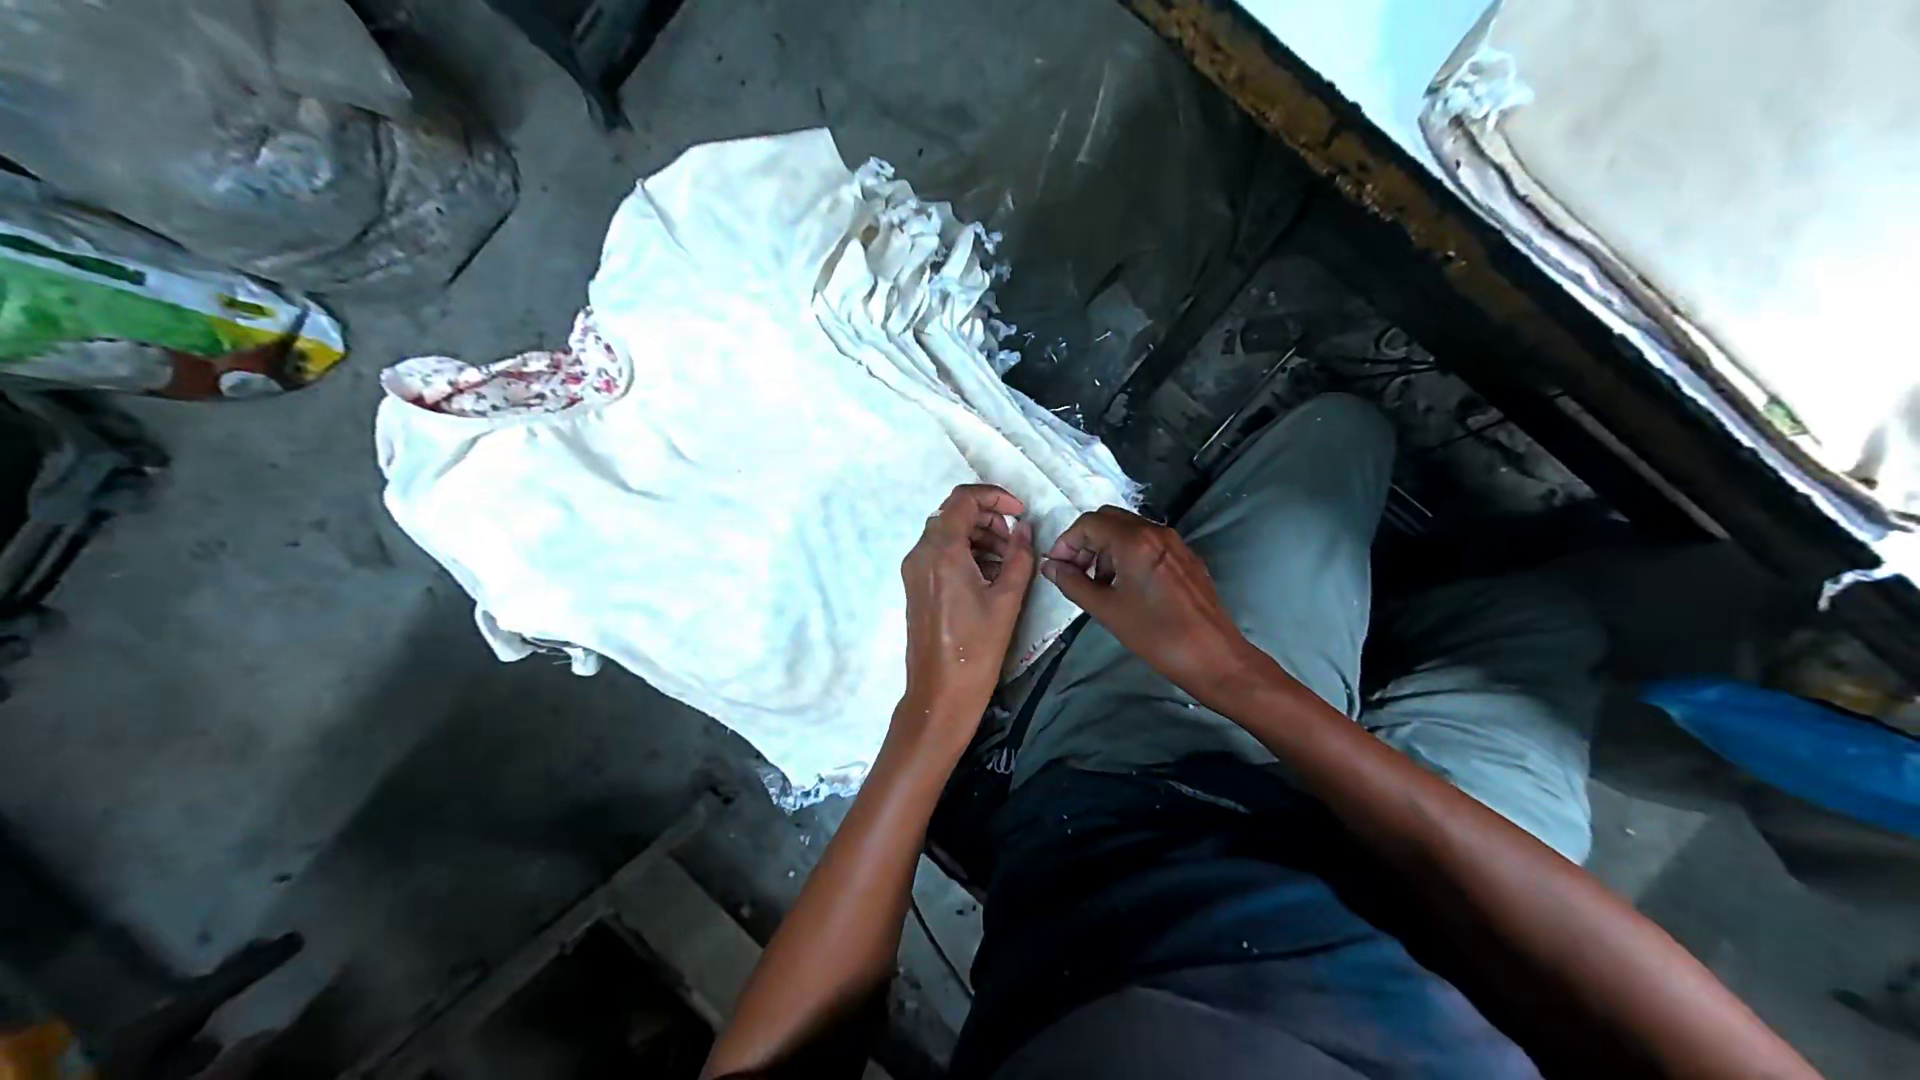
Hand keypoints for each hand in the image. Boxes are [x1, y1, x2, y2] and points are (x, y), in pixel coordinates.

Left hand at [899, 484, 1036, 730]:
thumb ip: (1019, 556)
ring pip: (946, 533)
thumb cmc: (977, 647)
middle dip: (988, 518)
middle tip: (1016, 541)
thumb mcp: (1007, 599)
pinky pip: (939, 553)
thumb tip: (1024, 529)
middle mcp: (920, 553)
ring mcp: (914, 570)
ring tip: (1008, 560)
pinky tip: (990, 574)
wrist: (941, 692)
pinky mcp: (916, 585)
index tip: (1020, 512)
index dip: (995, 496)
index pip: (963, 499)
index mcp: (941, 551)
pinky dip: (965, 552)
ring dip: (978, 536)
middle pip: (953, 514)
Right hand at [1041, 505, 1259, 690]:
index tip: (1057, 567)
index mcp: (1135, 541)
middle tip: (1075, 572)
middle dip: (1085, 541)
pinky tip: (1125, 586)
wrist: (1213, 656)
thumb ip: (1073, 583)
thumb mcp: (1107, 610)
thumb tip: (1050, 567)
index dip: (1066, 542)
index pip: (1089, 523)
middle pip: (1108, 519)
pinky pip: (1148, 542)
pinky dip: (1127, 554)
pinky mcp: (1185, 557)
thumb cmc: (1156, 635)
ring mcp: (1174, 543)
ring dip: (1106, 548)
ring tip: (1099, 584)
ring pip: (1128, 529)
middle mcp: (1156, 532)